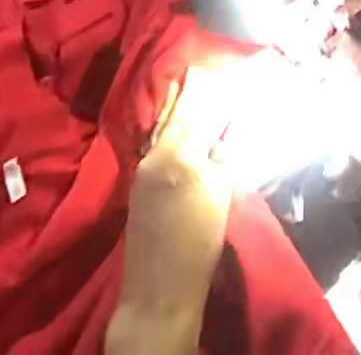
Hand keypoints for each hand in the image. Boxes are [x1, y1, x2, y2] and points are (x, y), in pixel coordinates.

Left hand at [111, 70, 234, 353]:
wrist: (159, 291)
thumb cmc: (200, 242)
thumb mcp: (222, 194)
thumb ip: (219, 158)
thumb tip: (218, 137)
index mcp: (179, 155)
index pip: (195, 111)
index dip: (207, 90)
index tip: (214, 68)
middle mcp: (155, 156)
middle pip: (175, 116)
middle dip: (187, 93)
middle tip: (197, 69)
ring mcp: (142, 170)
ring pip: (162, 129)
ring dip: (175, 109)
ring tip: (186, 86)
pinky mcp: (138, 185)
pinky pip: (155, 144)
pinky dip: (167, 129)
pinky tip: (174, 123)